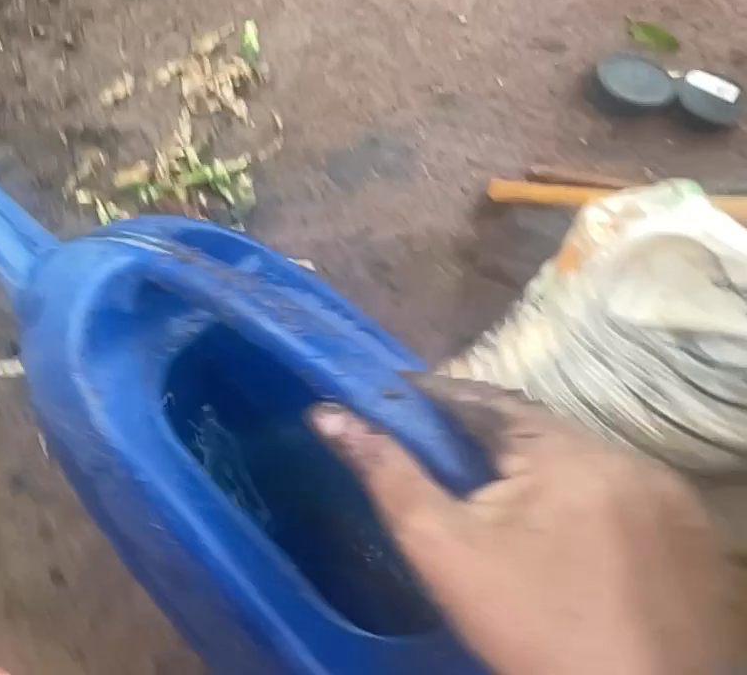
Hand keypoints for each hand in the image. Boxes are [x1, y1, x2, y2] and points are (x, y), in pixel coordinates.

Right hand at [309, 376, 726, 674]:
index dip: (422, 397)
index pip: (481, 398)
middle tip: (412, 445)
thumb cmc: (528, 623)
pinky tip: (531, 521)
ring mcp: (674, 505)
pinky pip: (607, 490)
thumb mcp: (437, 542)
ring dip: (515, 459)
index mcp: (575, 456)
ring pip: (569, 457)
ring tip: (464, 482)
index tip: (376, 404)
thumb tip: (325, 412)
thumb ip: (382, 466)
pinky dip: (560, 490)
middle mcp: (636, 465)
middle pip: (528, 426)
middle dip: (467, 430)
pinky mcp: (693, 542)